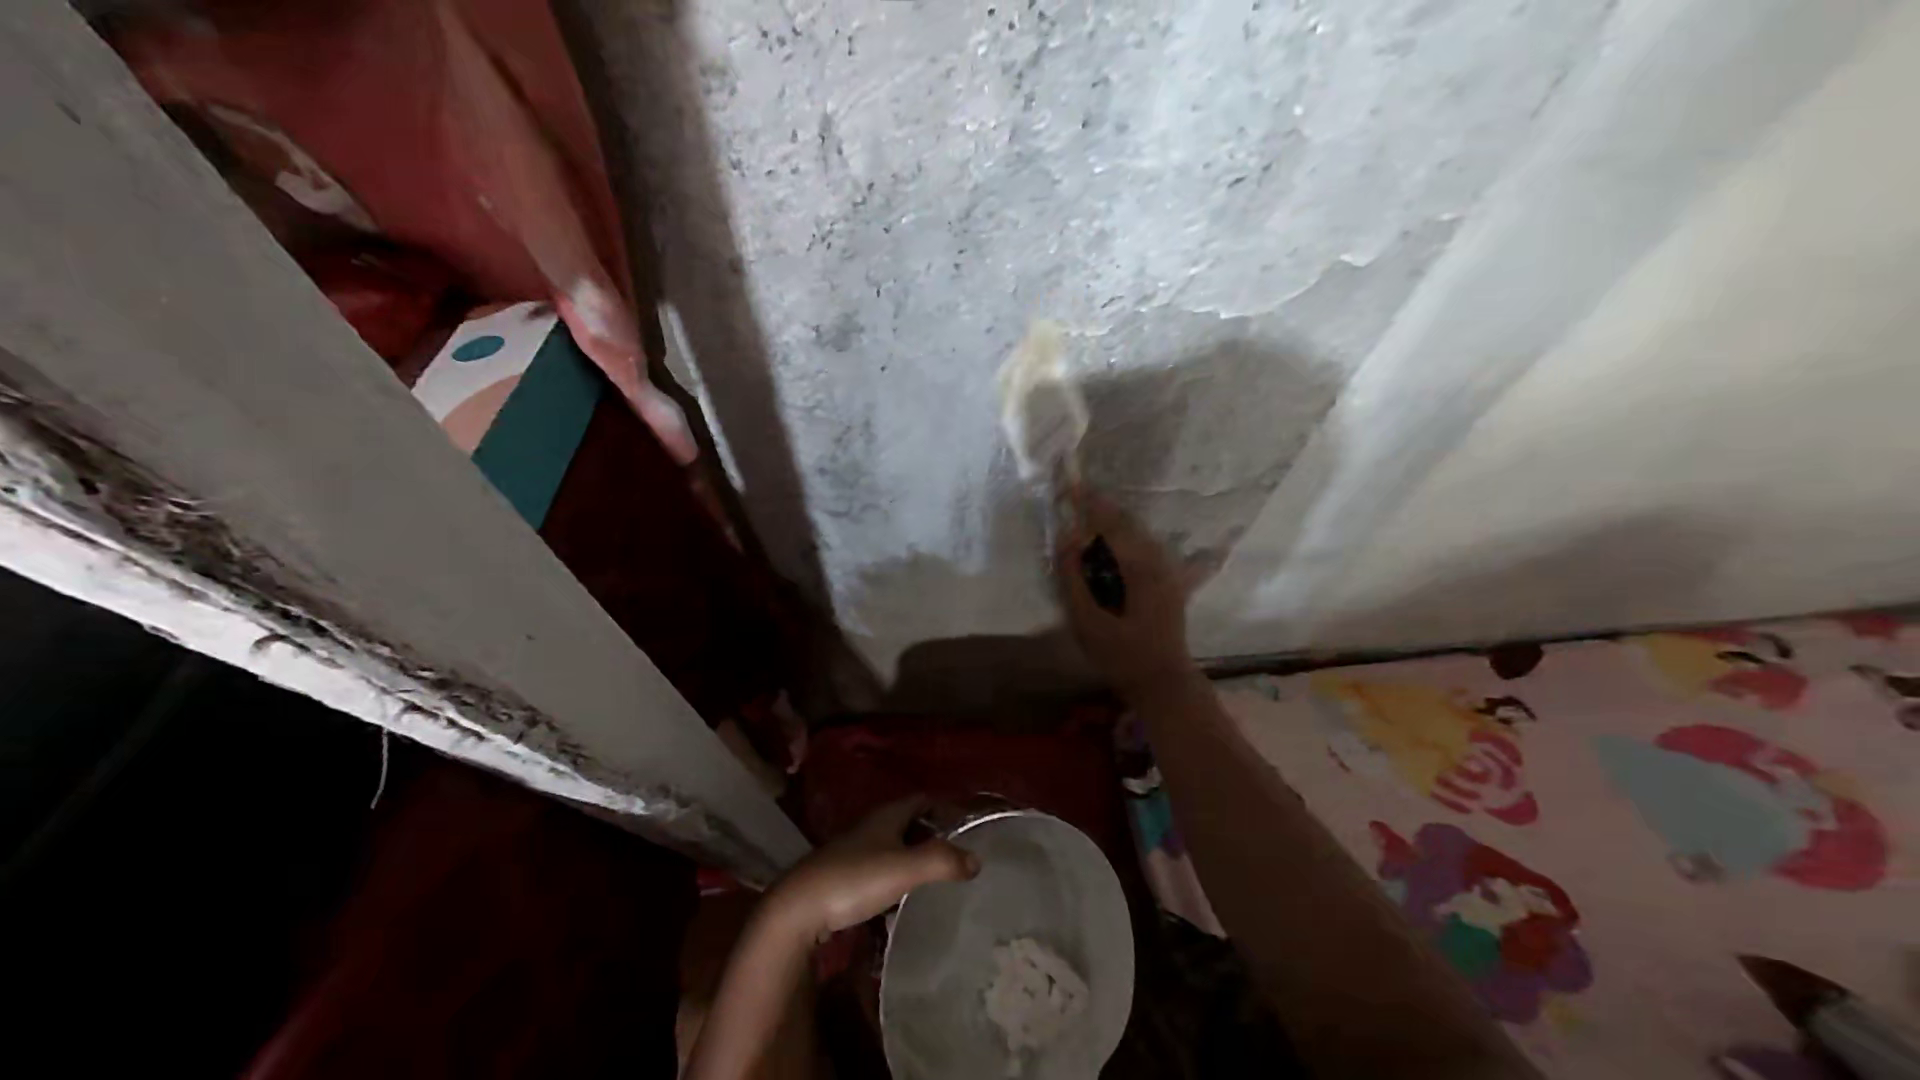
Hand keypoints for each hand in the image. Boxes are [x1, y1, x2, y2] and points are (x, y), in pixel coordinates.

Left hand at [765, 796, 979, 942]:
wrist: (797, 910)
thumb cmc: (854, 880)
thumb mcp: (904, 868)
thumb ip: (942, 861)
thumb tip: (977, 860)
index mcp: (887, 816)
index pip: (922, 799)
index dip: (946, 805)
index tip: (969, 822)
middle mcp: (871, 828)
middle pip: (909, 822)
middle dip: (934, 832)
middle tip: (960, 853)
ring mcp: (855, 853)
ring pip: (894, 848)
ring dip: (916, 857)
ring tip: (940, 878)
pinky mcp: (844, 879)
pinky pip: (881, 872)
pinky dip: (898, 880)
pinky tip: (906, 902)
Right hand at [1057, 489, 1197, 700]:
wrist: (1163, 683)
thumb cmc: (1122, 656)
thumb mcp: (1088, 622)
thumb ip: (1074, 579)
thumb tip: (1066, 539)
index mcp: (1139, 567)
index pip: (1109, 523)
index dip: (1087, 502)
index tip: (1068, 485)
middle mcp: (1157, 561)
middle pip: (1126, 522)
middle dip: (1099, 507)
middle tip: (1073, 495)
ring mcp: (1167, 571)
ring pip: (1137, 534)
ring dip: (1111, 521)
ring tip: (1086, 514)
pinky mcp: (1168, 582)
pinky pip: (1144, 548)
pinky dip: (1124, 538)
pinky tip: (1110, 543)